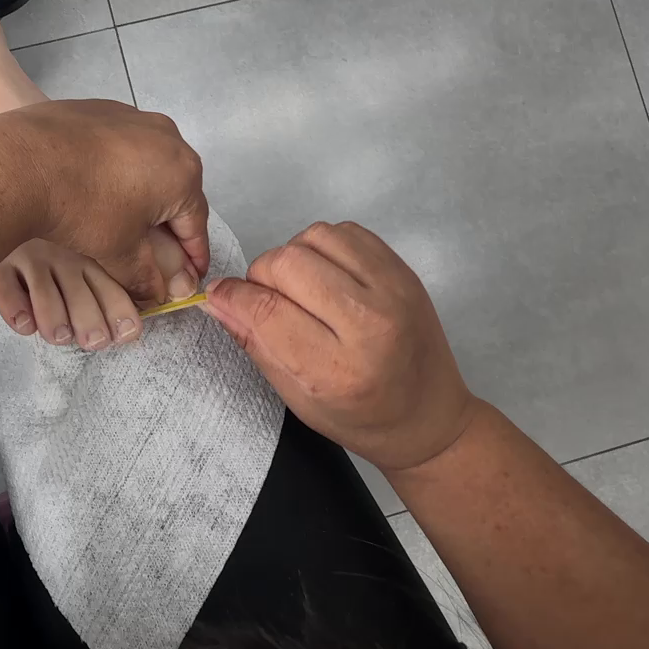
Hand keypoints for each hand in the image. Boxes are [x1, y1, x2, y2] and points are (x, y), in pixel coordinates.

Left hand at [0, 100, 208, 305]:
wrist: (21, 162)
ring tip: (124, 217)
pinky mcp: (99, 108)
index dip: (193, 254)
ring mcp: (132, 116)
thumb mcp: (118, 251)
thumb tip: (157, 294)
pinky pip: (117, 143)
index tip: (190, 275)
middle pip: (175, 188)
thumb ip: (145, 276)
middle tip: (158, 251)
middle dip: (168, 221)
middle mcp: (167, 136)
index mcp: (182, 173)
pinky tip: (94, 185)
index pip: (196, 223)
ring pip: (147, 162)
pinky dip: (114, 166)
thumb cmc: (81, 208)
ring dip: (141, 190)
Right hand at [0, 229, 200, 350]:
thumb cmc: (49, 231)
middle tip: (96, 341)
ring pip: (46, 301)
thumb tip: (134, 322)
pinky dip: (19, 313)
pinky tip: (27, 324)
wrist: (3, 190)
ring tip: (62, 335)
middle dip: (93, 325)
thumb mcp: (85, 240)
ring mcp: (29, 261)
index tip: (129, 333)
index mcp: (88, 252)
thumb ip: (113, 271)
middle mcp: (61, 257)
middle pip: (82, 299)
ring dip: (56, 323)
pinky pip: (8, 295)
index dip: (124, 314)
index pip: (113, 286)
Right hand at [203, 222, 478, 472]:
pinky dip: (322, 245)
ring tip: (300, 285)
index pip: (267, 310)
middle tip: (268, 297)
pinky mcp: (403, 270)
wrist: (431, 417)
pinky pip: (344, 231)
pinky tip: (326, 273)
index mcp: (337, 369)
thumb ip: (253, 340)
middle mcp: (369, 324)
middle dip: (262, 275)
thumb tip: (217, 298)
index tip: (218, 295)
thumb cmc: (357, 416)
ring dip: (292, 255)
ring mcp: (393, 290)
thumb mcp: (294, 394)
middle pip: (287, 263)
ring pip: (313, 237)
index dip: (232, 296)